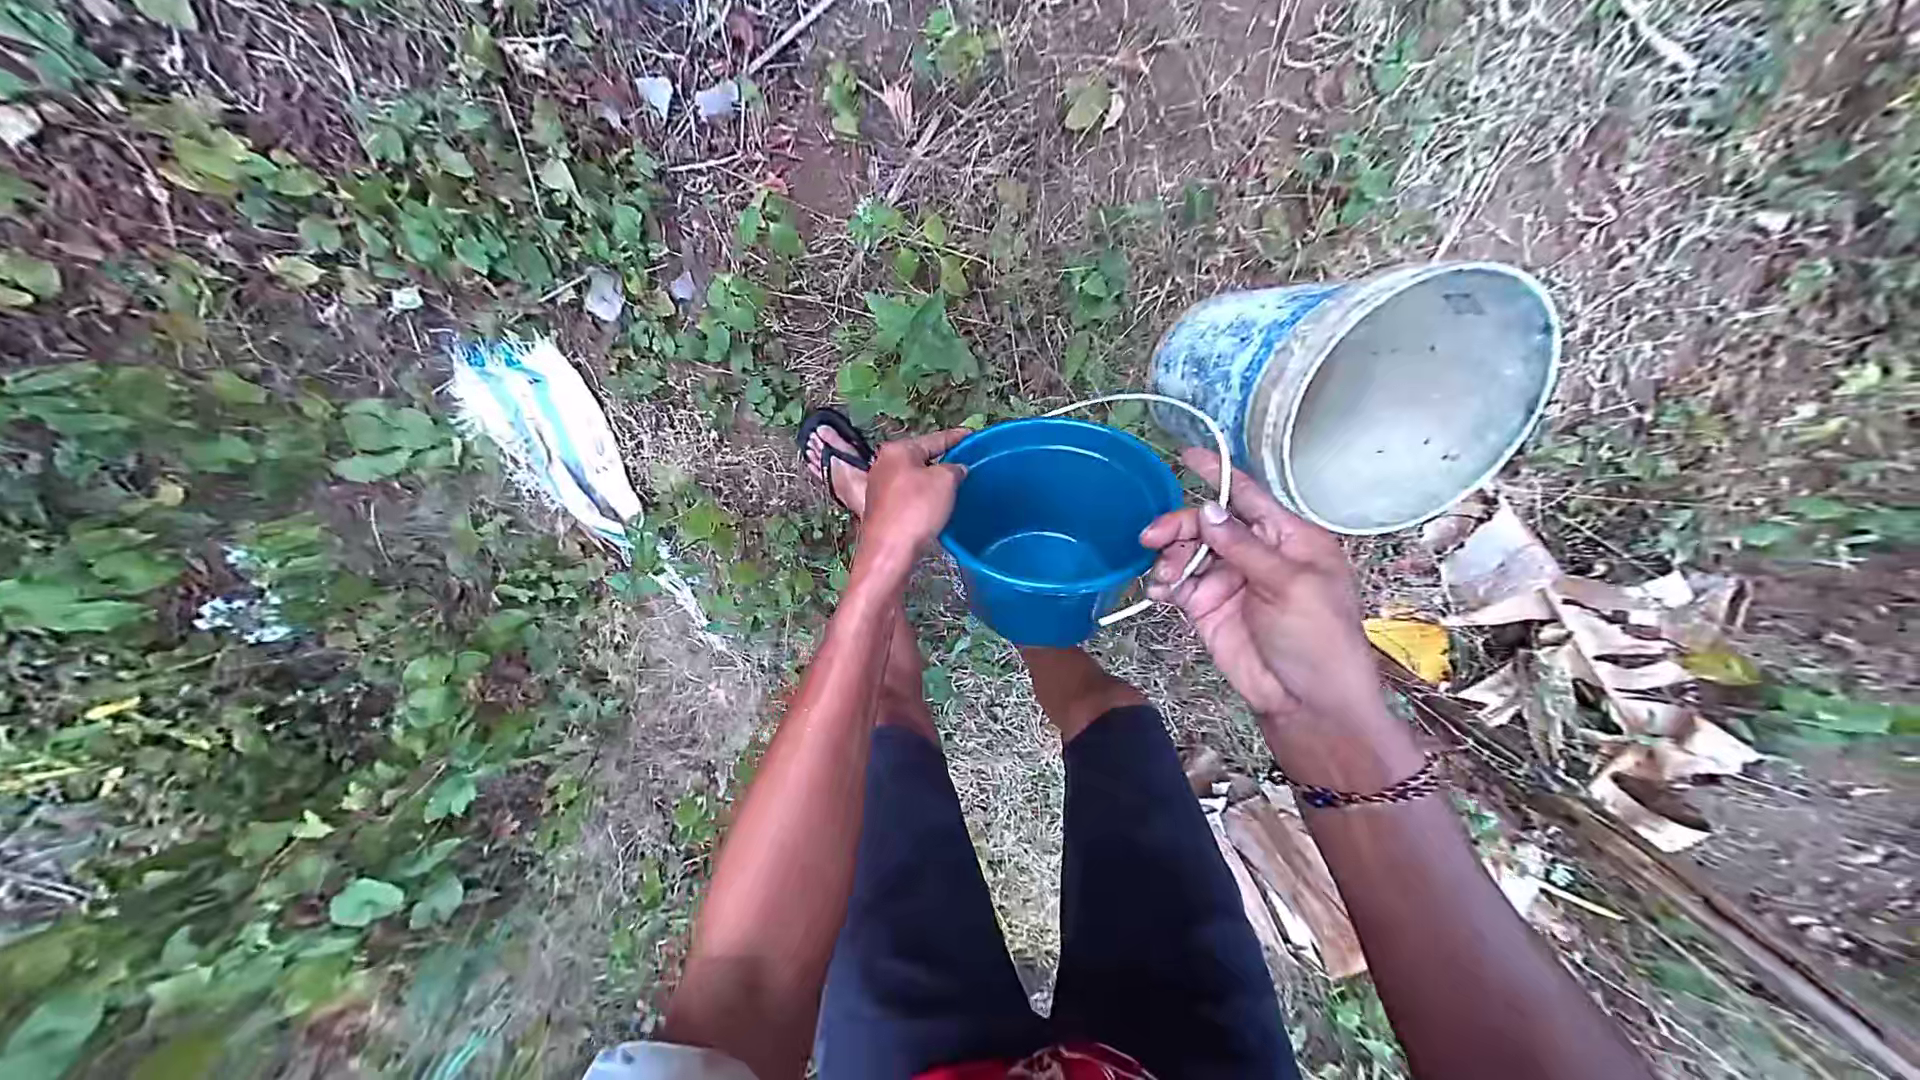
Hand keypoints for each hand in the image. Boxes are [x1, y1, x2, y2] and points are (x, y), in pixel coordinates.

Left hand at [857, 428, 969, 568]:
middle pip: (921, 458)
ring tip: (956, 486)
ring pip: (914, 478)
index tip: (972, 436)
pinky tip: (936, 506)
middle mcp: (883, 465)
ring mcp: (879, 488)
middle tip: (966, 463)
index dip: (956, 437)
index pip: (934, 438)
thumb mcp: (945, 481)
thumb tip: (956, 470)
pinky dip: (923, 498)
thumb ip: (955, 468)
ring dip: (933, 482)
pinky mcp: (881, 510)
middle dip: (943, 461)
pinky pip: (908, 497)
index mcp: (897, 450)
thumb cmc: (916, 510)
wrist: (890, 551)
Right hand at [1138, 448, 1381, 726]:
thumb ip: (1245, 547)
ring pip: (1185, 551)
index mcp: (1288, 538)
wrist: (1303, 700)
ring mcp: (1227, 580)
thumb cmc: (1317, 638)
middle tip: (1153, 537)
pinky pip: (1175, 583)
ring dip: (1168, 558)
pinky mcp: (1205, 606)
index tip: (1187, 455)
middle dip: (1178, 526)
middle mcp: (1254, 553)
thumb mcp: (1289, 585)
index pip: (1248, 496)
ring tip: (1164, 578)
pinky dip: (1162, 583)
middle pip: (1206, 524)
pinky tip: (1159, 592)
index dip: (1218, 475)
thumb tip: (1209, 512)